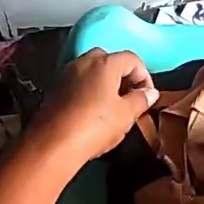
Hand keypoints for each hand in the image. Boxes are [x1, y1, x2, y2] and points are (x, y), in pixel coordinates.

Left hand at [27, 48, 158, 167]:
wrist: (52, 144)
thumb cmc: (94, 126)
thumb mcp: (126, 115)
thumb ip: (141, 100)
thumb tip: (150, 92)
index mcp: (104, 63)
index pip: (132, 59)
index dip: (144, 76)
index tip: (147, 95)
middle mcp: (83, 62)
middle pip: (109, 60)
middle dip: (122, 75)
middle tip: (129, 97)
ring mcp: (65, 74)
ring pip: (90, 70)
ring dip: (104, 82)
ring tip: (112, 106)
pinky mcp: (54, 89)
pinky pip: (77, 82)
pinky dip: (88, 90)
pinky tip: (92, 112)